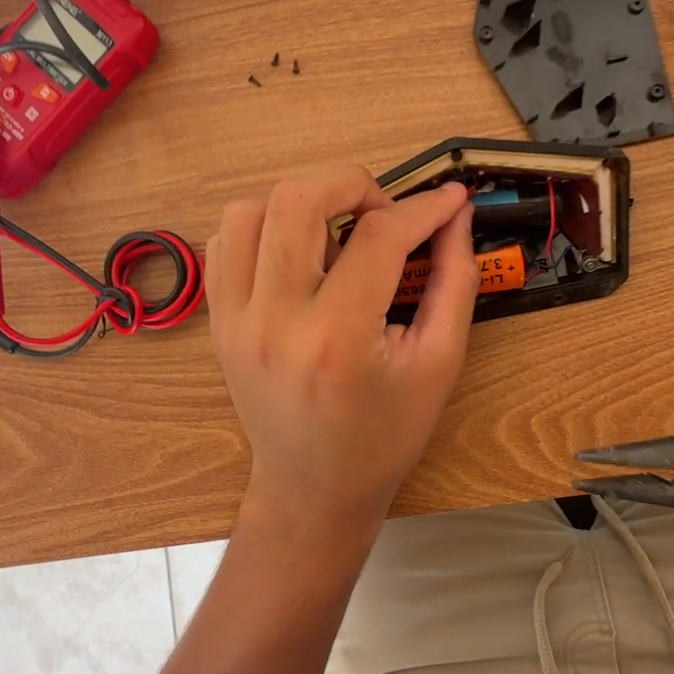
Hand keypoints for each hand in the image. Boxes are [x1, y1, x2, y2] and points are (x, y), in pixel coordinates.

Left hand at [206, 166, 476, 546]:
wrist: (313, 490)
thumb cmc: (385, 435)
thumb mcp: (439, 363)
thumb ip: (454, 280)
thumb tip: (455, 213)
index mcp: (338, 338)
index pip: (379, 236)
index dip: (423, 208)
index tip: (449, 201)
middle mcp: (275, 320)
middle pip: (297, 199)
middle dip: (352, 183)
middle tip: (381, 214)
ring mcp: (235, 320)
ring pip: (249, 211)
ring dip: (300, 203)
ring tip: (335, 237)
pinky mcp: (217, 322)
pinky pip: (224, 242)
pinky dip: (262, 229)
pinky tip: (298, 256)